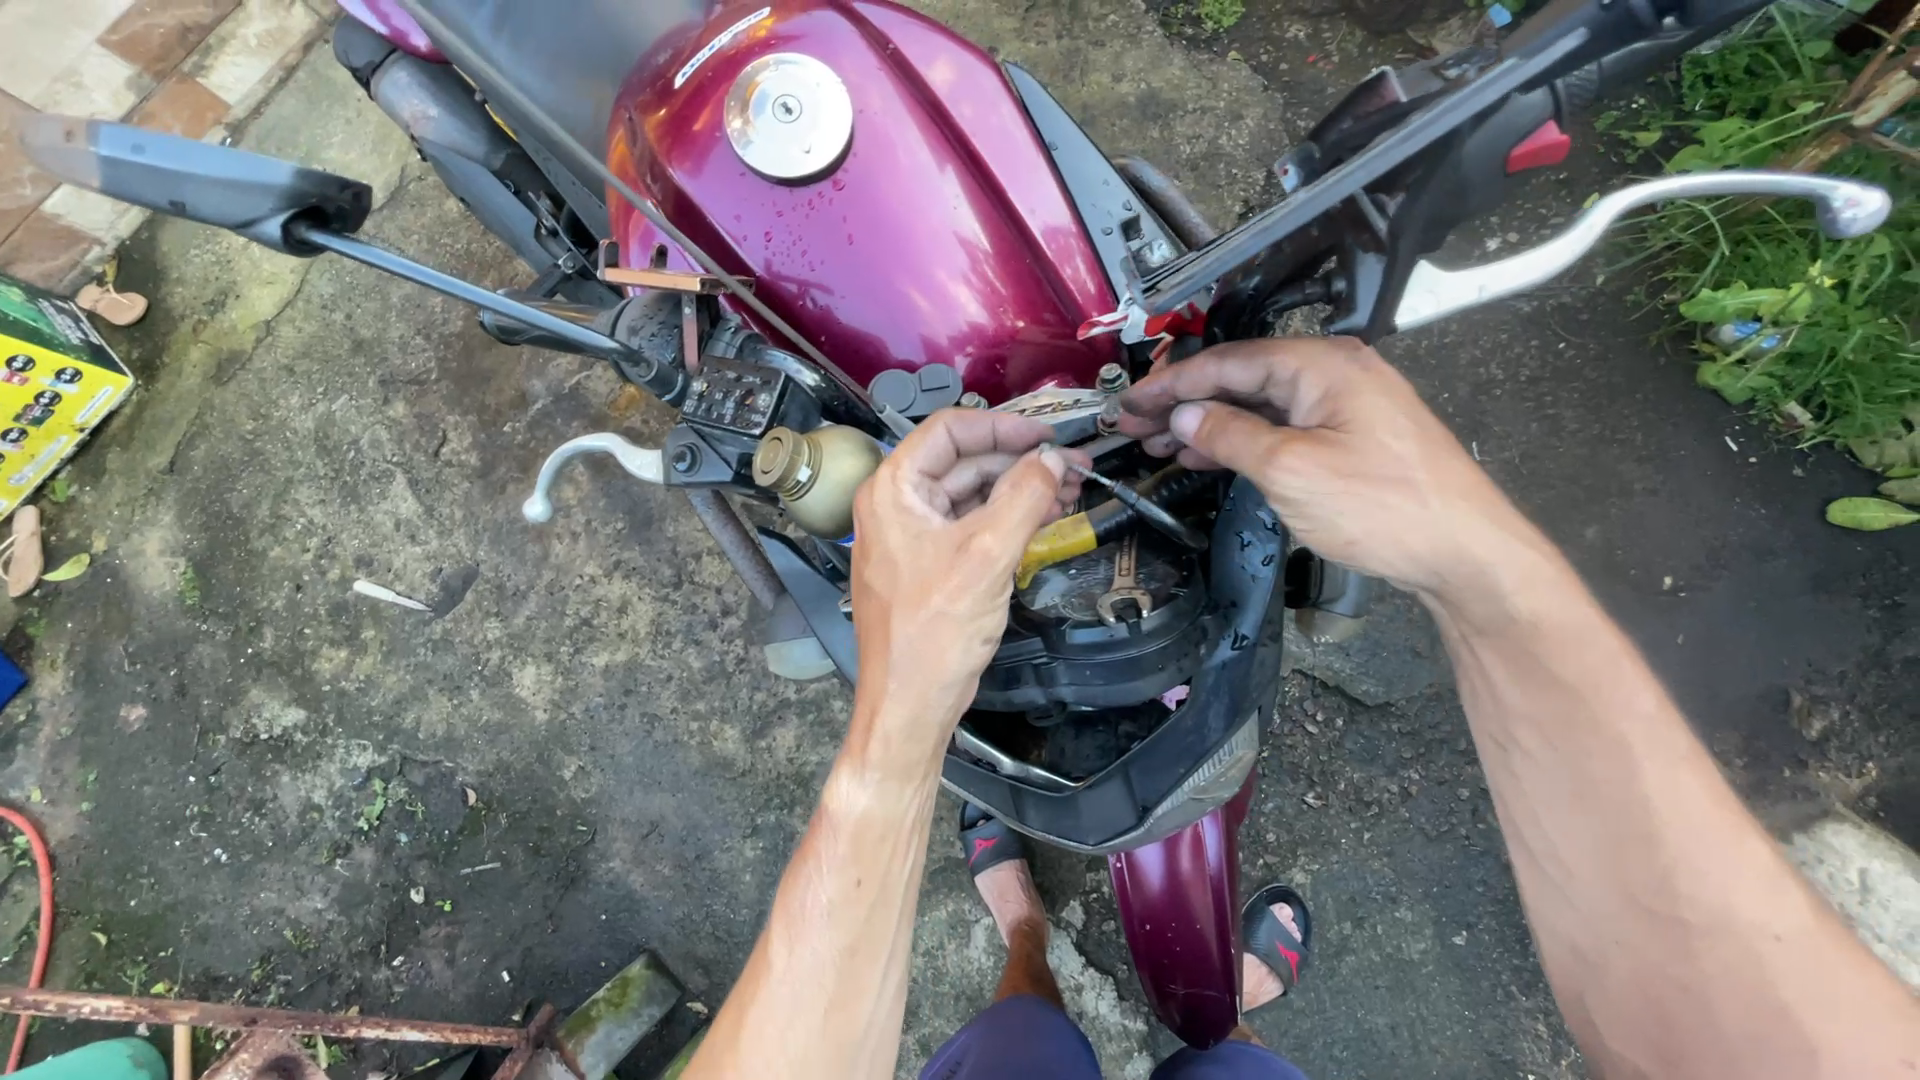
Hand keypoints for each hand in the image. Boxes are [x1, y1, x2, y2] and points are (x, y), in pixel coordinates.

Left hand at [849, 409, 1084, 761]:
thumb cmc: (936, 629)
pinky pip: (972, 526)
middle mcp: (898, 505)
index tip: (1047, 435)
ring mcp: (914, 536)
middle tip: (1071, 467)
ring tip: (1070, 492)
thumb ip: (1024, 497)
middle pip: (964, 462)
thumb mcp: (988, 554)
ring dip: (1019, 491)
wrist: (911, 701)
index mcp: (894, 489)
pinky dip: (1008, 519)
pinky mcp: (932, 564)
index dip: (1002, 426)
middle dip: (1020, 462)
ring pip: (972, 495)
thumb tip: (1055, 459)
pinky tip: (1047, 517)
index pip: (948, 430)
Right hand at [1117, 337, 1541, 602]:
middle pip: (1240, 379)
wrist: (1464, 551)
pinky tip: (1204, 456)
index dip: (1171, 383)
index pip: (1227, 362)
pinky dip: (1239, 440)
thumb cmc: (1378, 505)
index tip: (1128, 402)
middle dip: (1182, 402)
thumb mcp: (1290, 470)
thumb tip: (1185, 415)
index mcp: (1320, 365)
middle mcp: (1331, 372)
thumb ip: (1230, 436)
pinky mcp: (1347, 436)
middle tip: (1132, 424)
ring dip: (1206, 423)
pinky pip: (1280, 427)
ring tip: (1157, 443)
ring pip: (1257, 405)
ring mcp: (1342, 405)